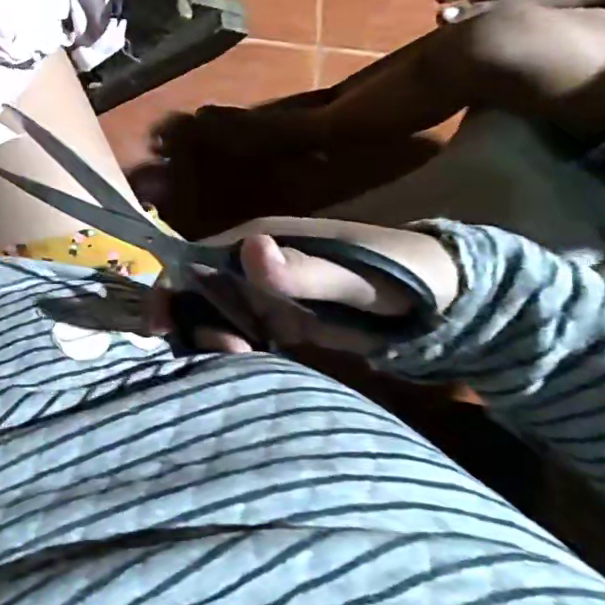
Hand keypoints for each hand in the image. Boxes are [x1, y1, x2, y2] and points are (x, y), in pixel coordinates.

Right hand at [154, 216, 460, 355]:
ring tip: (240, 360)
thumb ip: (306, 270)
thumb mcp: (357, 276)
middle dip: (192, 322)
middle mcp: (252, 262)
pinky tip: (248, 365)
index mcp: (261, 239)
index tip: (161, 328)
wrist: (443, 300)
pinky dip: (232, 349)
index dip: (170, 288)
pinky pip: (238, 331)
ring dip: (211, 339)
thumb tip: (250, 250)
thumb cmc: (402, 276)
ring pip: (212, 314)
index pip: (194, 258)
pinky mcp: (276, 318)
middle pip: (196, 290)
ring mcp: (263, 291)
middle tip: (222, 353)